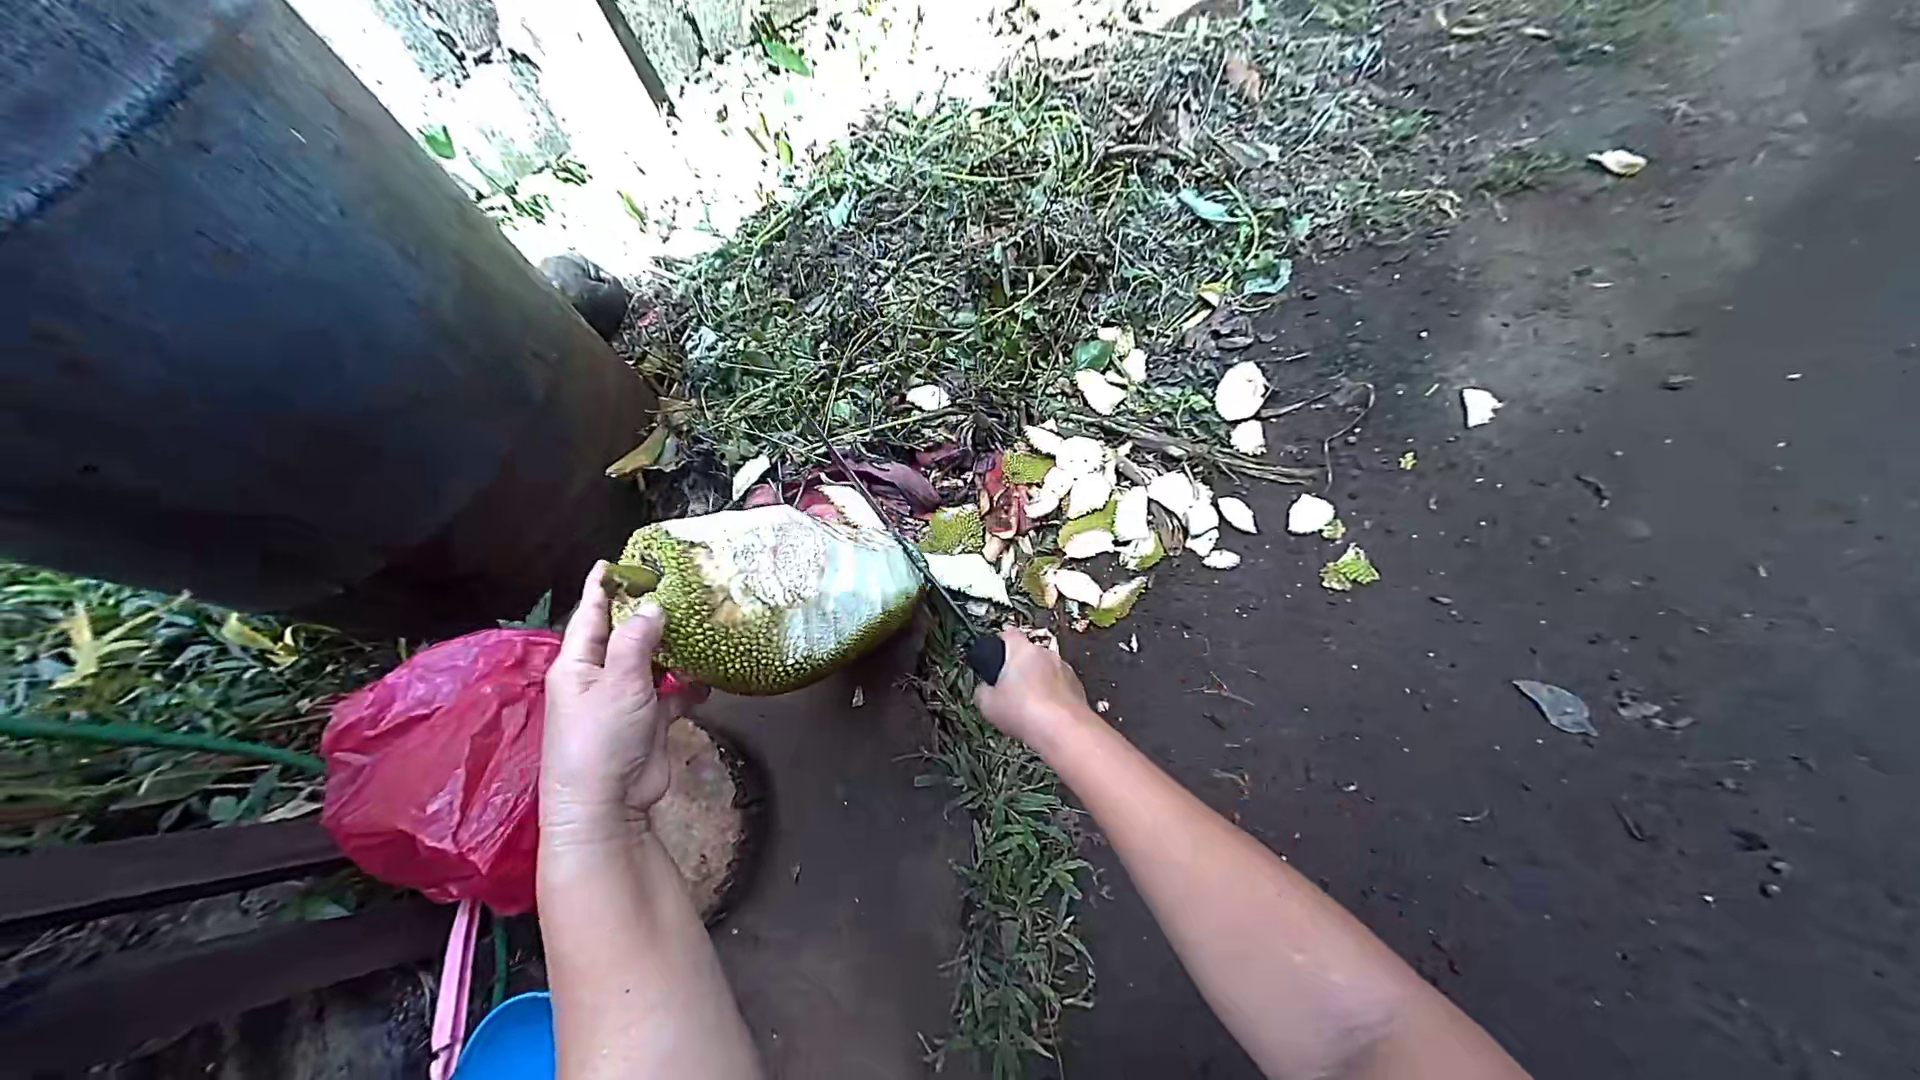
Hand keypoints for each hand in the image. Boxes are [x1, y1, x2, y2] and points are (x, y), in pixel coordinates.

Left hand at [541, 562, 706, 844]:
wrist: (609, 804)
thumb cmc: (599, 739)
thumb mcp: (617, 683)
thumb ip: (636, 641)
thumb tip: (653, 608)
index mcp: (578, 665)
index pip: (591, 616)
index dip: (602, 588)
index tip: (612, 561)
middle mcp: (600, 677)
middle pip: (626, 636)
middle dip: (649, 615)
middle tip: (676, 589)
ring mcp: (626, 699)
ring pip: (654, 662)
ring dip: (675, 651)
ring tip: (699, 630)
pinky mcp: (650, 719)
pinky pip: (673, 692)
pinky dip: (688, 686)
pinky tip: (704, 682)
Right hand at [973, 628, 1093, 750]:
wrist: (1063, 731)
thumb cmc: (1027, 713)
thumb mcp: (987, 705)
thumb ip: (982, 691)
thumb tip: (983, 691)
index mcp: (1022, 650)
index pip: (1009, 634)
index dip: (1000, 643)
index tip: (995, 654)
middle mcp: (1046, 654)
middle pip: (1028, 654)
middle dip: (1019, 669)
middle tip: (1008, 689)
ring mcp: (1064, 669)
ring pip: (1045, 670)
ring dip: (1037, 682)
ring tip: (1028, 707)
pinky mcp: (1076, 686)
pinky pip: (1059, 685)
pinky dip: (1052, 695)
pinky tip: (1044, 714)